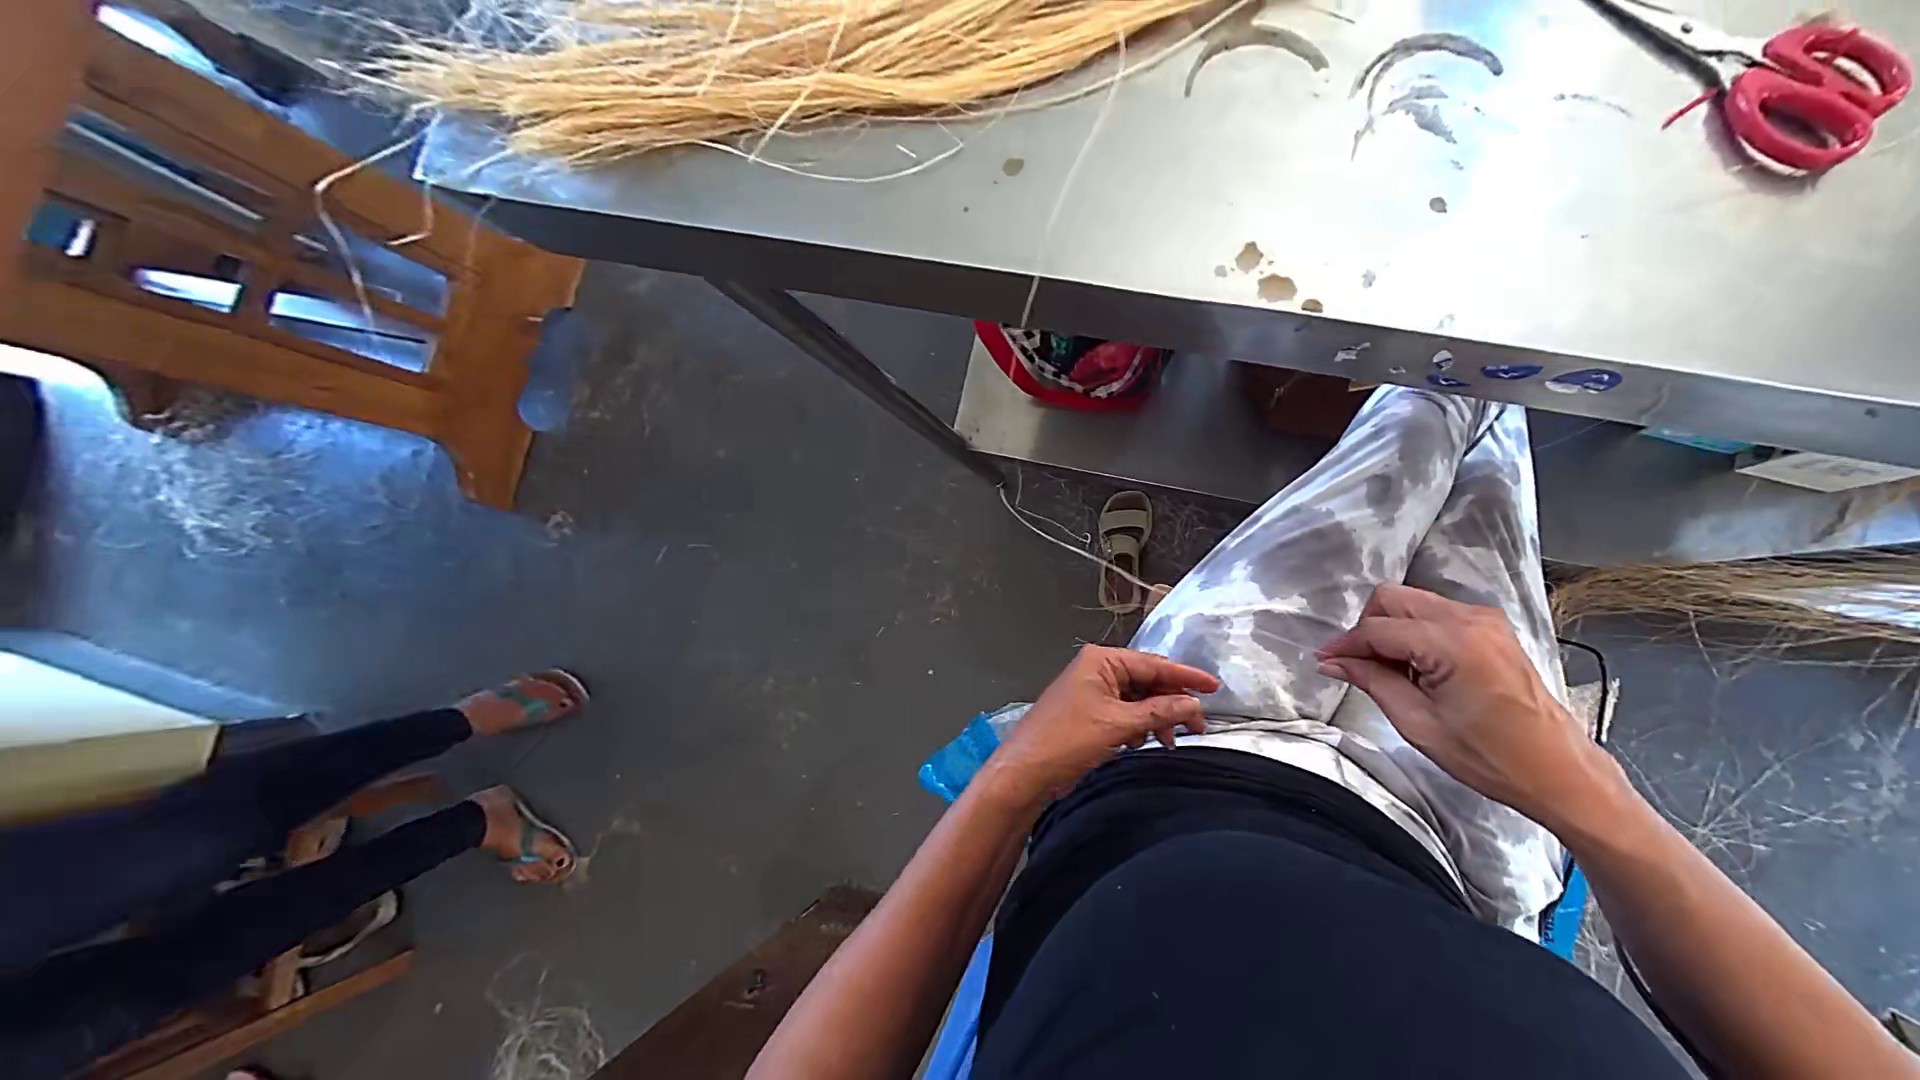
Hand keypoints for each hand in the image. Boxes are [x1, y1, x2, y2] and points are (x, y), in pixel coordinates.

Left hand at [983, 645, 1219, 806]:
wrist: (1027, 771)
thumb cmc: (1066, 740)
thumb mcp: (1119, 724)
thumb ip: (1160, 711)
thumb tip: (1193, 704)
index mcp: (1100, 660)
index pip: (1153, 663)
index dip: (1185, 677)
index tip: (1214, 687)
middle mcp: (1096, 670)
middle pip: (1147, 681)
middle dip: (1172, 703)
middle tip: (1196, 726)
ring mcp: (1092, 692)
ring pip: (1138, 700)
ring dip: (1156, 718)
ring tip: (1169, 740)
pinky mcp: (1090, 714)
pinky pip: (1125, 714)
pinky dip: (1139, 726)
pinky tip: (1143, 741)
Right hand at [1314, 584, 1622, 828]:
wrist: (1561, 773)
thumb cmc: (1491, 758)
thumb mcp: (1418, 723)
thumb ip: (1371, 681)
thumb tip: (1332, 663)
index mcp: (1454, 644)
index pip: (1378, 629)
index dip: (1345, 645)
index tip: (1323, 661)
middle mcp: (1472, 620)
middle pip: (1392, 599)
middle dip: (1366, 629)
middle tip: (1356, 665)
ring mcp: (1487, 621)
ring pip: (1412, 602)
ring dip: (1390, 629)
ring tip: (1387, 670)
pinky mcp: (1494, 628)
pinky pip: (1436, 613)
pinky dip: (1414, 631)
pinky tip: (1415, 666)